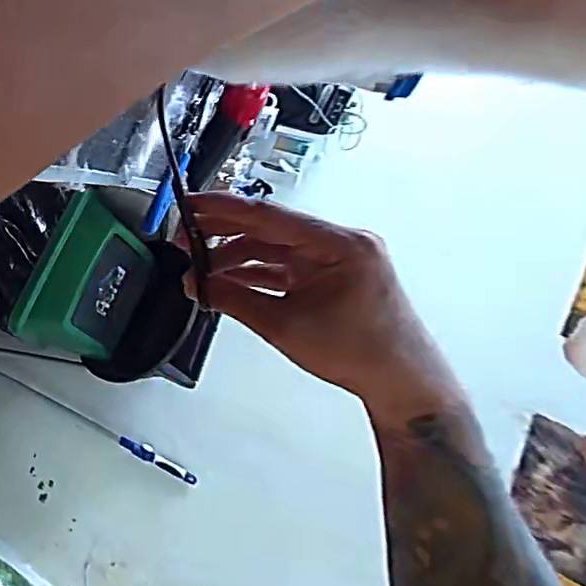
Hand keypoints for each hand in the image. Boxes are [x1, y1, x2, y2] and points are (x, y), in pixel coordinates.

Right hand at [183, 193, 467, 425]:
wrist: (400, 381)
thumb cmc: (362, 353)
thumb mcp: (284, 325)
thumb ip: (233, 299)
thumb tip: (196, 283)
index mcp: (338, 244)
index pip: (267, 215)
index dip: (223, 208)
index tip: (192, 204)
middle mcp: (339, 242)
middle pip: (267, 227)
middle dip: (222, 231)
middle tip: (185, 235)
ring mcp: (334, 257)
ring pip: (272, 245)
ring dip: (234, 254)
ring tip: (199, 266)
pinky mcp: (328, 273)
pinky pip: (283, 263)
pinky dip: (253, 269)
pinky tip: (225, 277)